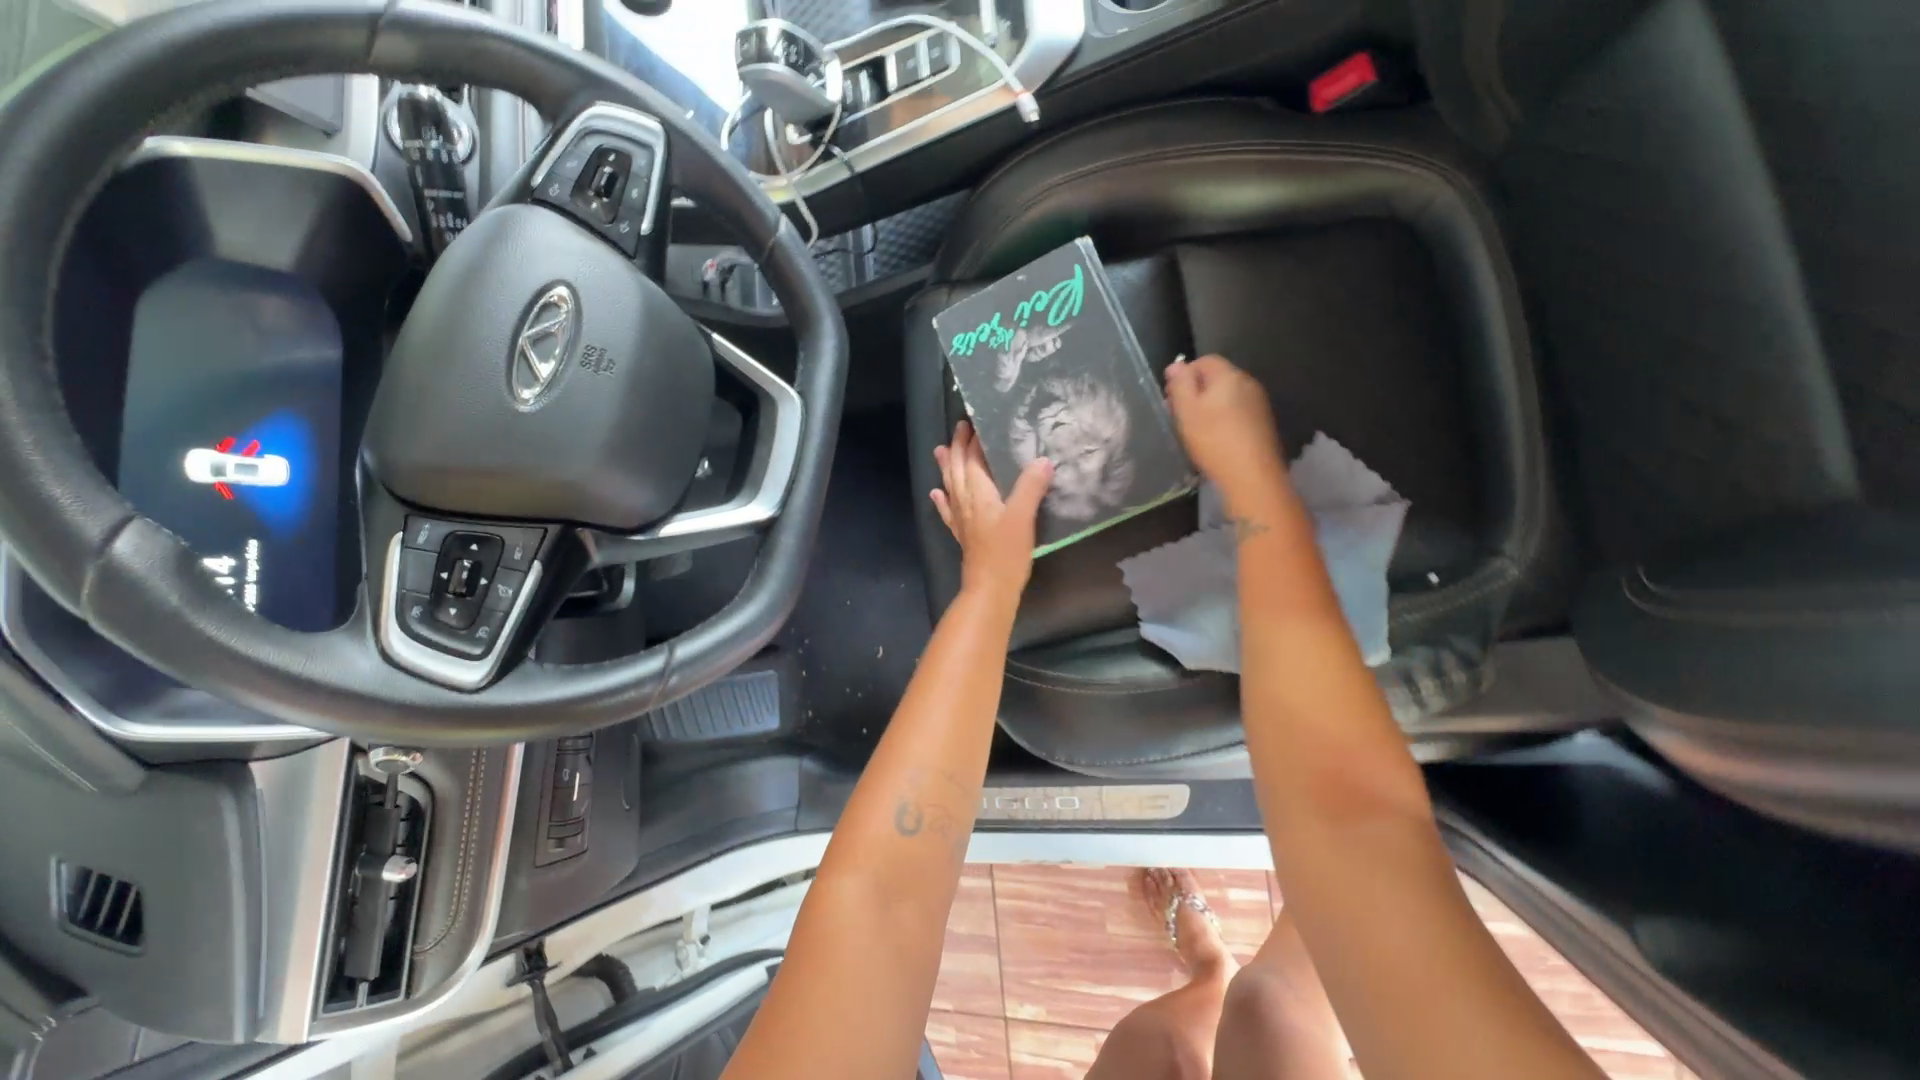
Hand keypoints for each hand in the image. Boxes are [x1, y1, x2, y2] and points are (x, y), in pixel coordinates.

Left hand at [931, 421, 1053, 599]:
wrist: (989, 590)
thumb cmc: (1006, 553)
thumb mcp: (1023, 517)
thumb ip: (1031, 487)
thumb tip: (1042, 460)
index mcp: (978, 493)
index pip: (972, 460)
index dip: (971, 441)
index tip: (972, 421)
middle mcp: (965, 503)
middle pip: (957, 470)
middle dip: (958, 448)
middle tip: (958, 429)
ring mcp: (962, 521)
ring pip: (950, 487)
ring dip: (946, 468)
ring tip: (940, 452)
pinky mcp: (964, 536)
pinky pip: (949, 511)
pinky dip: (943, 500)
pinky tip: (937, 496)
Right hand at [1163, 354, 1289, 514]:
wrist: (1252, 476)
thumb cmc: (1214, 440)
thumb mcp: (1187, 410)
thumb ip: (1180, 384)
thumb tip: (1176, 364)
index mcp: (1229, 376)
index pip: (1204, 361)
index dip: (1184, 374)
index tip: (1171, 397)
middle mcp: (1248, 383)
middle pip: (1217, 378)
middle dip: (1196, 391)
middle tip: (1179, 415)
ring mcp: (1258, 403)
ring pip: (1227, 395)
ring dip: (1209, 406)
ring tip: (1195, 429)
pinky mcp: (1263, 422)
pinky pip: (1237, 411)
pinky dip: (1223, 418)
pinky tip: (1215, 438)